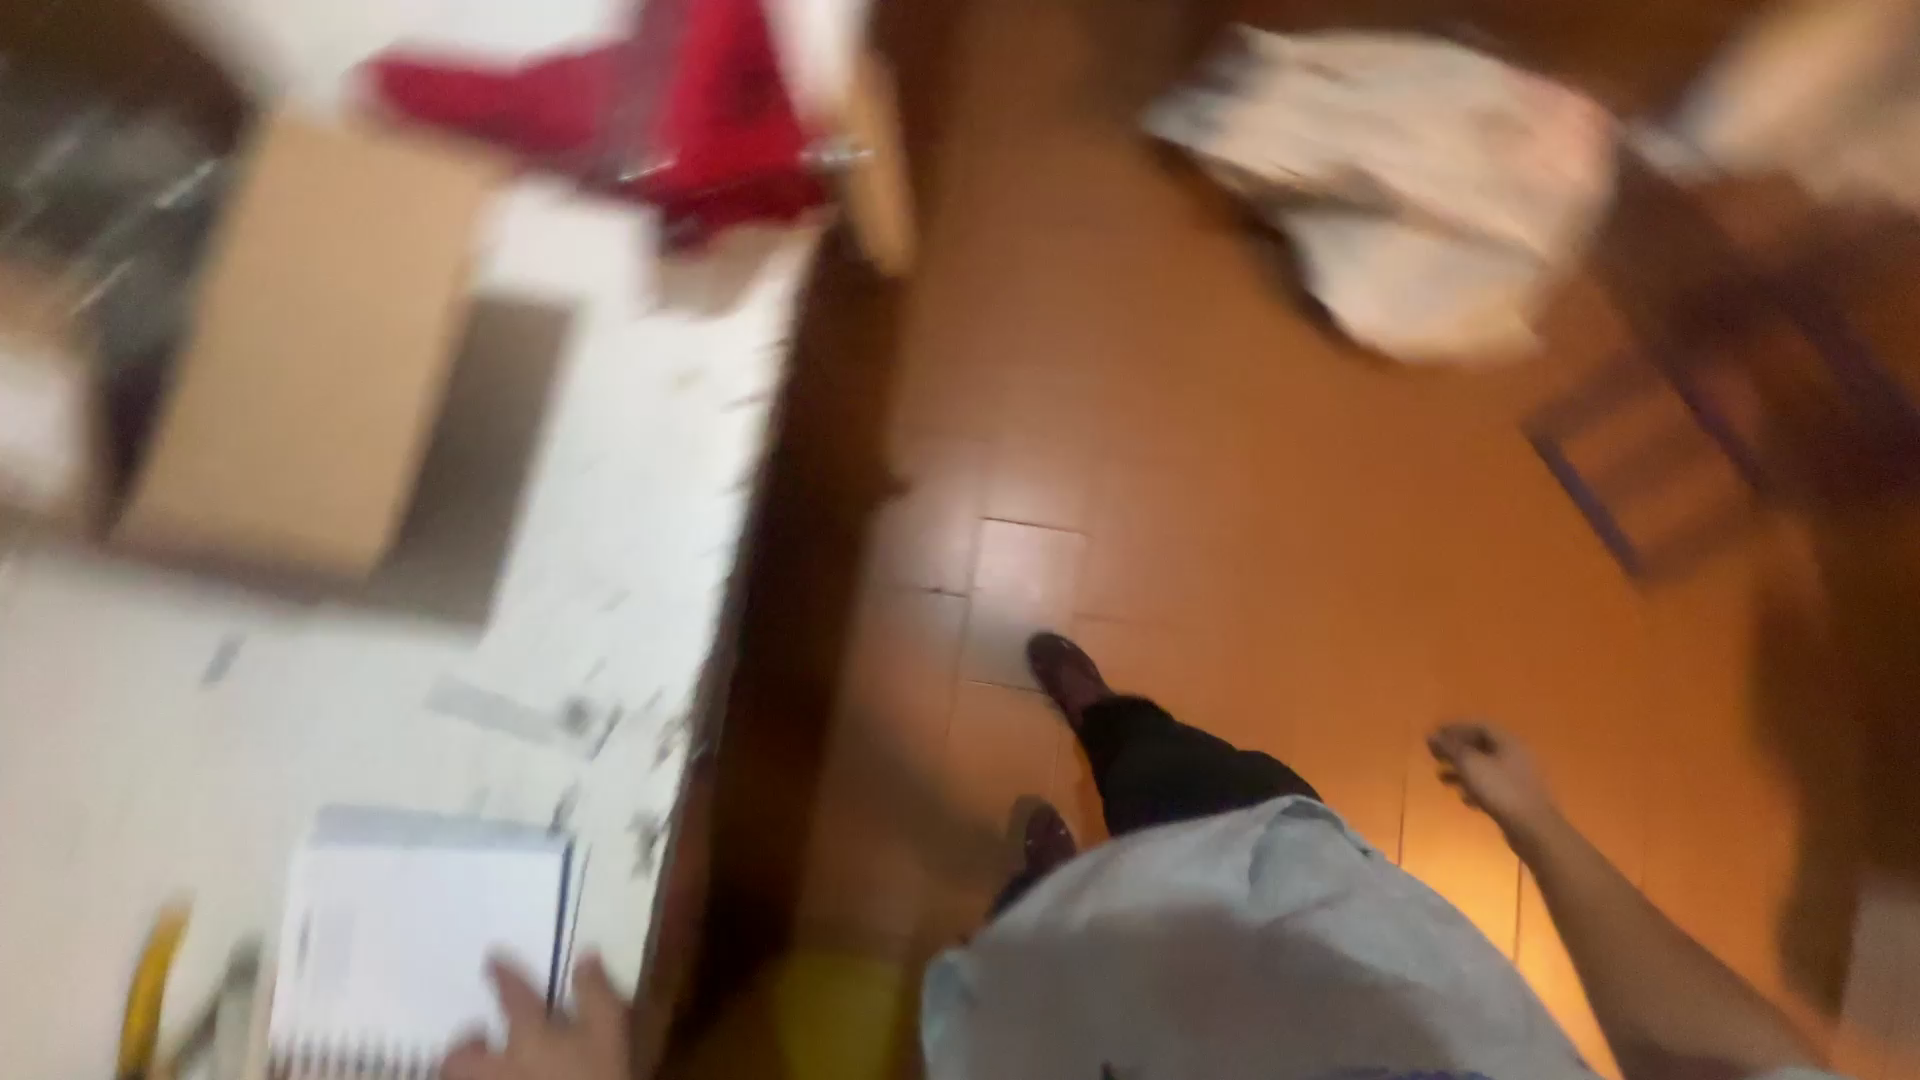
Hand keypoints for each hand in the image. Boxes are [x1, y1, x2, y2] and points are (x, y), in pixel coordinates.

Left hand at [442, 954, 629, 1079]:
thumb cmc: (598, 1075)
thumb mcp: (609, 1027)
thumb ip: (594, 990)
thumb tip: (584, 955)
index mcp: (528, 1035)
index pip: (511, 996)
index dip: (501, 975)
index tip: (490, 958)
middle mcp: (499, 1067)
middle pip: (457, 1058)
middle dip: (462, 1045)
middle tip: (480, 1036)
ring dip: (464, 1072)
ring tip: (485, 1067)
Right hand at [1426, 723, 1558, 841]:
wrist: (1534, 829)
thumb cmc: (1500, 789)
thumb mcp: (1468, 764)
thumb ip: (1449, 747)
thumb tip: (1432, 735)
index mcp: (1508, 743)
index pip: (1479, 726)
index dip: (1455, 728)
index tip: (1435, 736)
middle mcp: (1516, 756)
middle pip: (1481, 746)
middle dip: (1456, 750)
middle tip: (1435, 756)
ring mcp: (1519, 778)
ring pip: (1485, 767)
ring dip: (1461, 770)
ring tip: (1442, 778)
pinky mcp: (1518, 797)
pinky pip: (1492, 785)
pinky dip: (1475, 787)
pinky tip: (1464, 798)